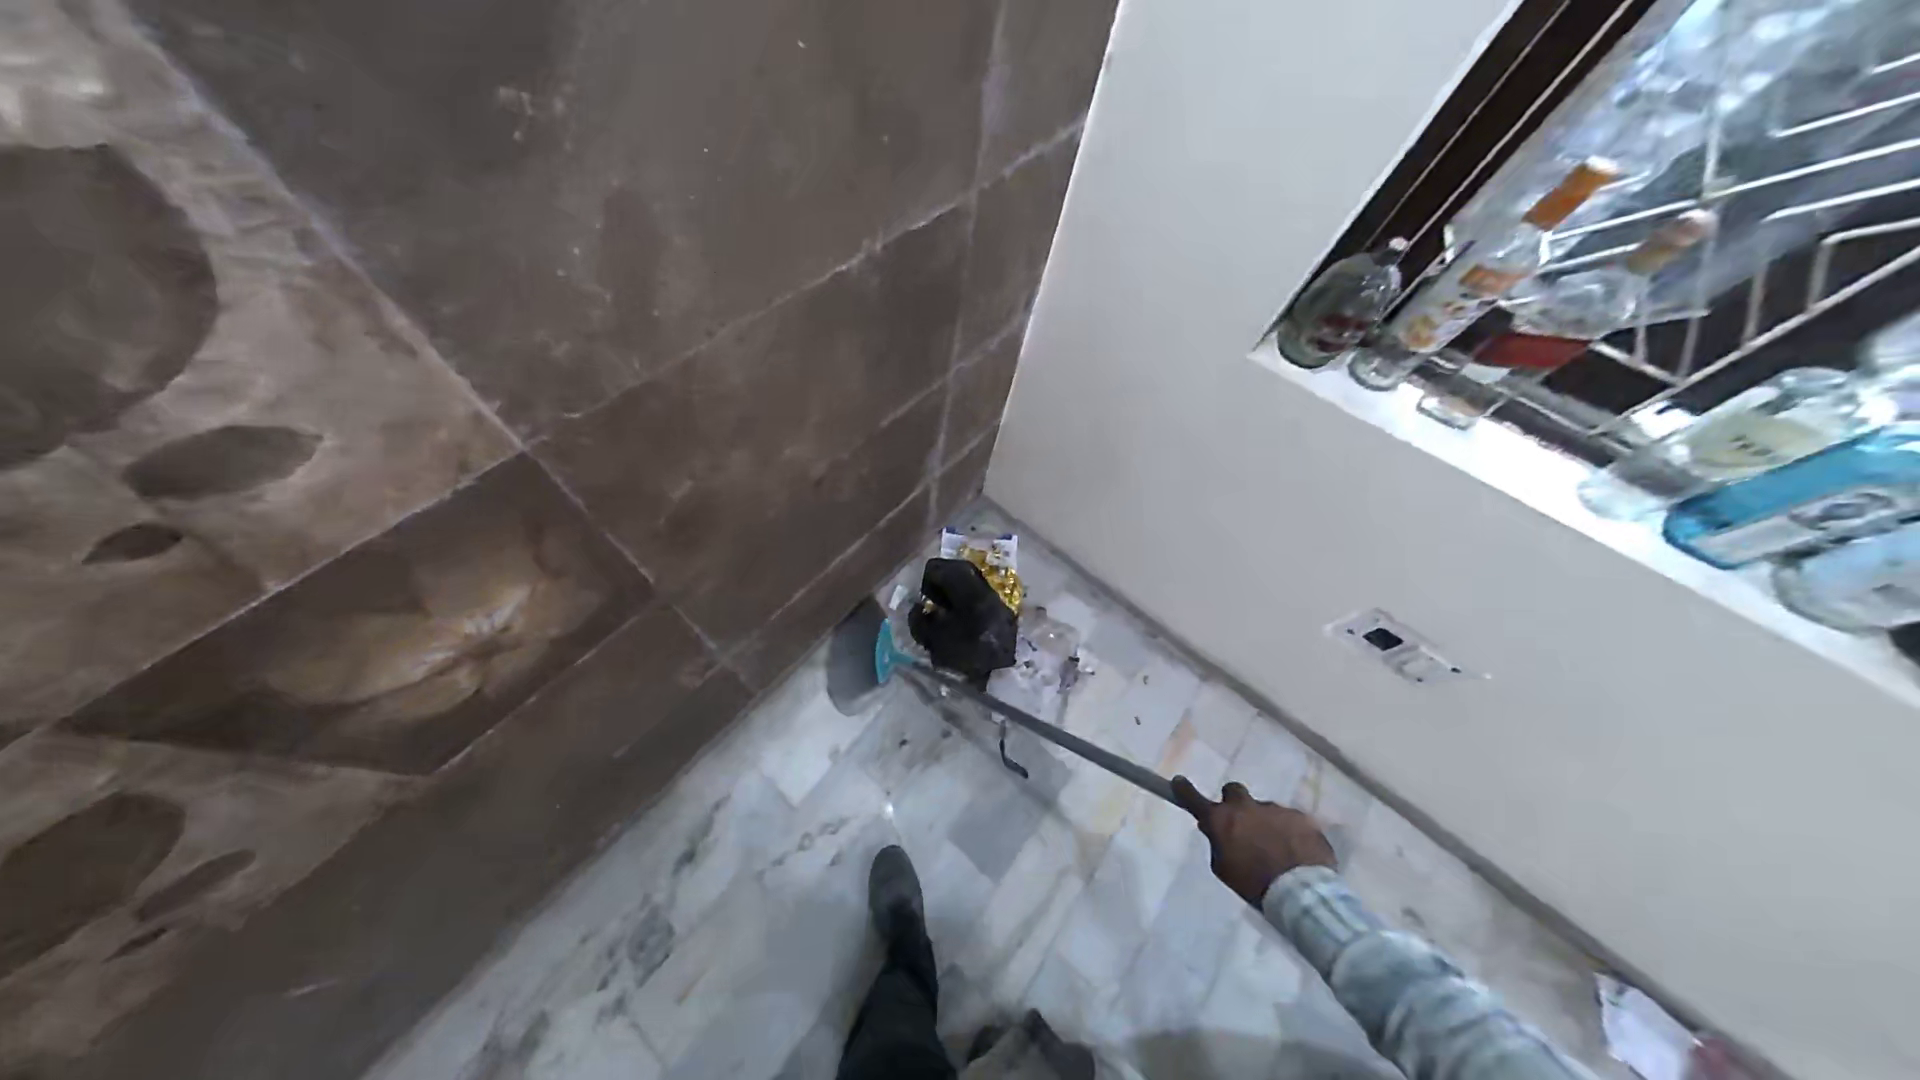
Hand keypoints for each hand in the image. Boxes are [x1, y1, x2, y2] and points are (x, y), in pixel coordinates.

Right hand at [1171, 776, 1336, 904]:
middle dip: (1234, 803)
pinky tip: (1297, 852)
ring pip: (1264, 809)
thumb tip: (1214, 830)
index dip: (1184, 789)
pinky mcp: (1300, 816)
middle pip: (1233, 790)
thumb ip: (1217, 844)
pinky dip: (1290, 832)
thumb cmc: (1255, 885)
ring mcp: (1275, 809)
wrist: (1302, 891)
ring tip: (1278, 849)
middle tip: (1241, 823)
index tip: (1179, 782)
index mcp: (1221, 820)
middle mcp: (1245, 807)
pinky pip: (1290, 820)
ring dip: (1265, 823)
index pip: (1194, 798)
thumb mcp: (1224, 869)